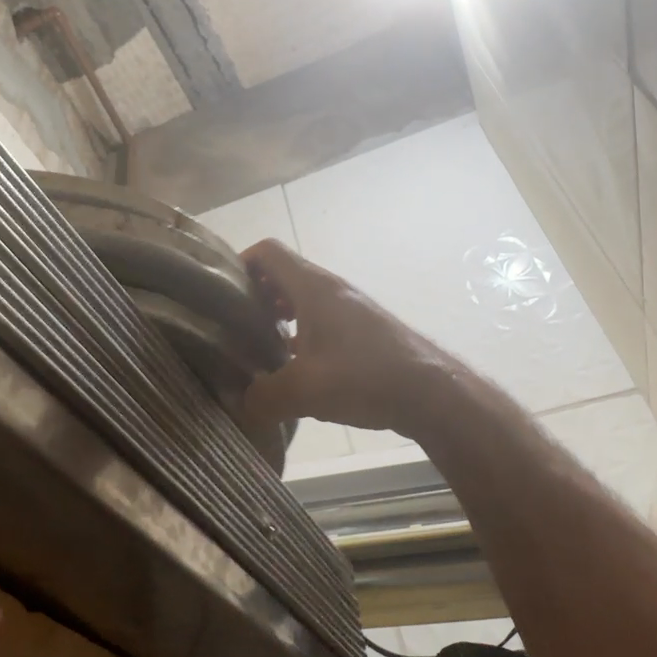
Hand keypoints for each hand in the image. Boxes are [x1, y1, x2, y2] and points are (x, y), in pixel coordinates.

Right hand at [240, 240, 470, 433]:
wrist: (435, 393)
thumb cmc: (365, 377)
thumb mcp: (303, 391)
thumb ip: (263, 397)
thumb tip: (242, 404)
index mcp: (312, 287)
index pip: (267, 252)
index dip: (239, 264)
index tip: (221, 294)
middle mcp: (330, 289)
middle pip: (282, 274)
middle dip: (254, 295)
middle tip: (234, 326)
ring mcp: (349, 309)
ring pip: (302, 299)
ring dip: (278, 316)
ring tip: (260, 348)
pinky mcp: (363, 330)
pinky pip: (320, 319)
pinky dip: (301, 333)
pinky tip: (296, 368)